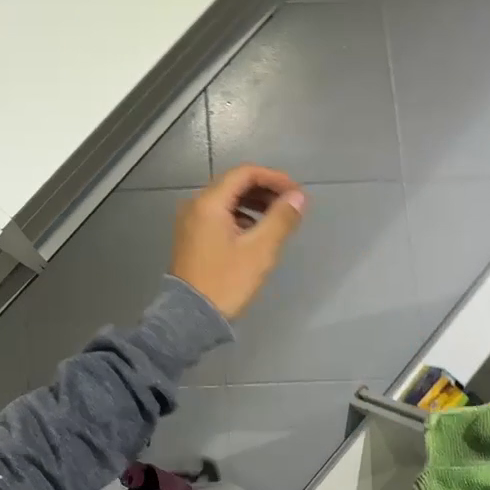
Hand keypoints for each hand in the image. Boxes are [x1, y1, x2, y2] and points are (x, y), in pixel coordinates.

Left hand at [170, 165, 305, 319]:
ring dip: (253, 203)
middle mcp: (195, 205)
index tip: (296, 193)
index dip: (273, 178)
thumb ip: (280, 218)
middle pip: (234, 184)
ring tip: (277, 219)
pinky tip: (255, 232)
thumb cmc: (226, 280)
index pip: (244, 173)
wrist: (191, 316)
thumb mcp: (259, 249)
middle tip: (290, 205)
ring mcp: (190, 220)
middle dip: (265, 190)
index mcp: (209, 203)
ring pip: (226, 200)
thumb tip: (299, 196)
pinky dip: (239, 216)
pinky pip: (218, 215)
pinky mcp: (191, 235)